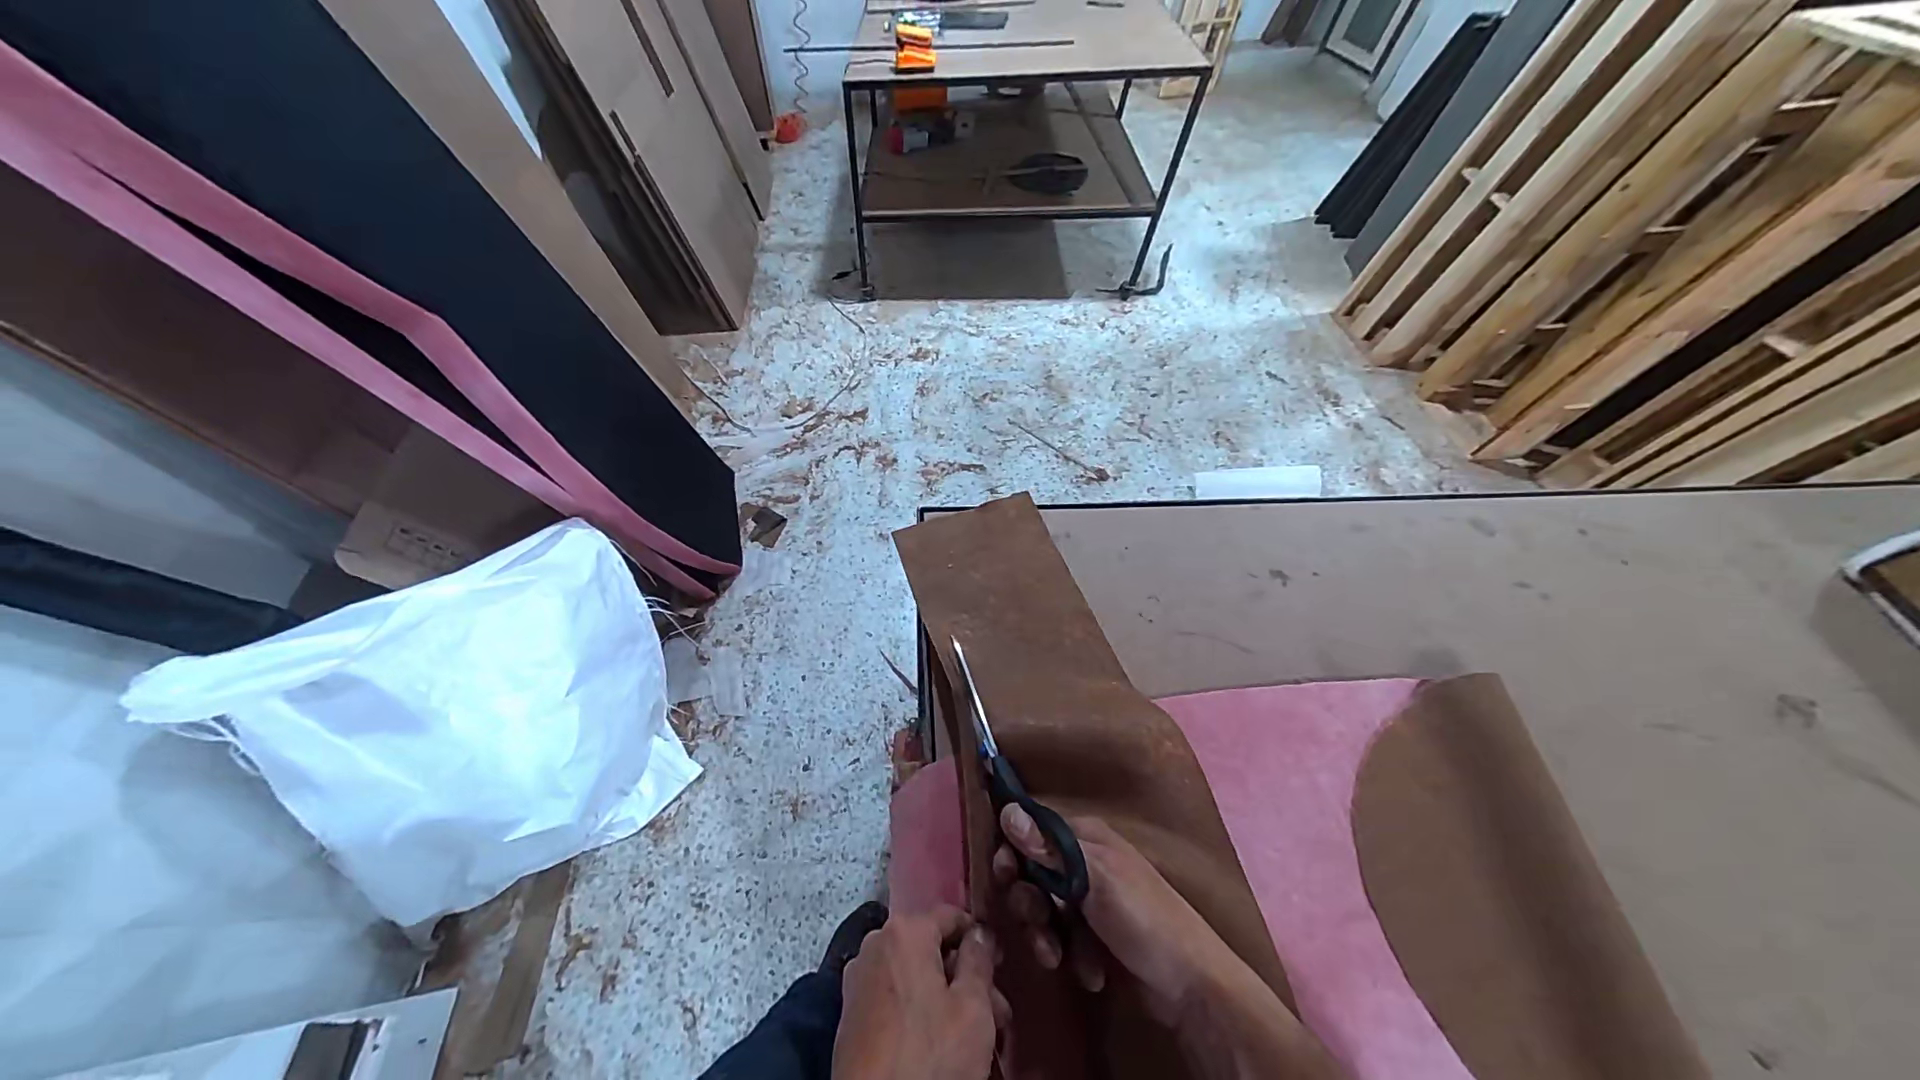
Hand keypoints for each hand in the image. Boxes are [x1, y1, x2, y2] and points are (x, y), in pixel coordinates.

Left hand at [832, 906, 1006, 1079]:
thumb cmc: (929, 1056)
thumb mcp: (972, 1007)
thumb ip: (979, 961)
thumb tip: (979, 934)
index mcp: (905, 932)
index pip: (952, 916)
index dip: (981, 939)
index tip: (1001, 965)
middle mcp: (875, 944)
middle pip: (932, 948)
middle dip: (966, 976)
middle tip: (996, 1011)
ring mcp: (858, 979)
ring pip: (915, 975)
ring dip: (946, 996)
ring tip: (975, 1032)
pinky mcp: (850, 1013)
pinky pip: (895, 995)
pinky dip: (919, 1009)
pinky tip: (940, 1039)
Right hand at [997, 808, 1347, 1078]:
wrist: (1192, 987)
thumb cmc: (1145, 919)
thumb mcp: (1095, 880)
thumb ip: (1050, 848)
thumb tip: (1007, 811)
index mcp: (1086, 837)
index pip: (1033, 828)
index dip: (1013, 849)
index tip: (1003, 874)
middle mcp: (1085, 860)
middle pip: (1033, 870)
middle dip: (1029, 901)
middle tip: (1036, 921)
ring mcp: (1091, 898)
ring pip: (1045, 907)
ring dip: (1046, 933)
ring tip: (1058, 956)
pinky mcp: (1094, 933)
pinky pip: (1062, 935)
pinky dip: (1069, 952)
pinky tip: (1088, 970)